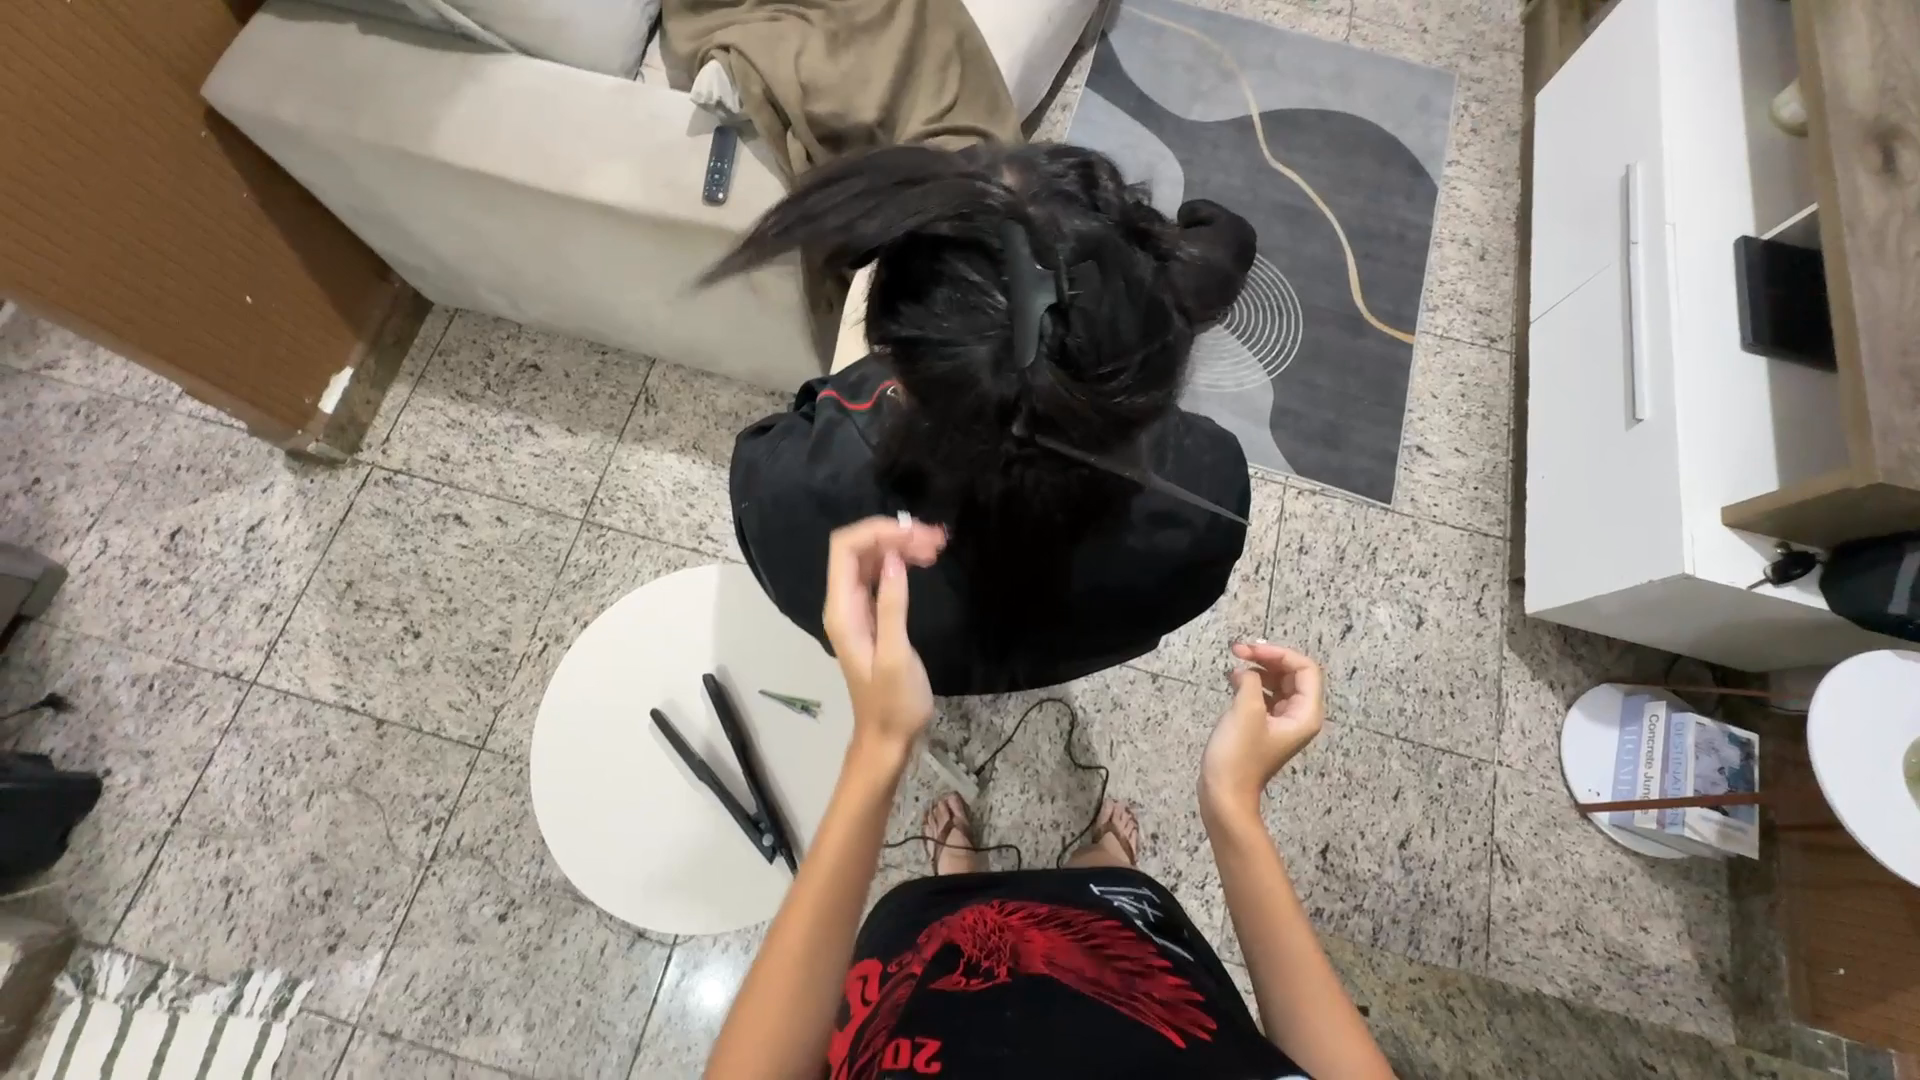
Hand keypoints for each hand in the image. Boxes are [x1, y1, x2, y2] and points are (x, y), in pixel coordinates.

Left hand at [821, 516, 944, 753]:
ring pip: (873, 560)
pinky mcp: (873, 615)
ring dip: (901, 546)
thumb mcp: (896, 655)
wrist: (889, 736)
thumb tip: (894, 559)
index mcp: (842, 611)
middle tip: (936, 540)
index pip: (845, 549)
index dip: (877, 531)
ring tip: (937, 546)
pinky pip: (882, 576)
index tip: (915, 532)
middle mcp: (844, 603)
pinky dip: (902, 563)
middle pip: (859, 549)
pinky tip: (925, 562)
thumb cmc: (894, 703)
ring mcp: (857, 608)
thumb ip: (892, 606)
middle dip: (894, 535)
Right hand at [1200, 642, 1324, 822]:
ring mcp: (1282, 722)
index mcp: (1305, 714)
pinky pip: (1265, 695)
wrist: (1225, 793)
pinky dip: (1251, 683)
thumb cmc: (1238, 754)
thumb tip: (1246, 672)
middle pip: (1293, 674)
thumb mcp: (1245, 711)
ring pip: (1278, 683)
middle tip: (1238, 650)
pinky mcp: (1264, 727)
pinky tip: (1232, 680)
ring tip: (1234, 662)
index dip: (1279, 653)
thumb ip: (1250, 681)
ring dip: (1259, 669)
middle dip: (1268, 658)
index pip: (1305, 669)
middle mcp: (1299, 716)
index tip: (1249, 651)